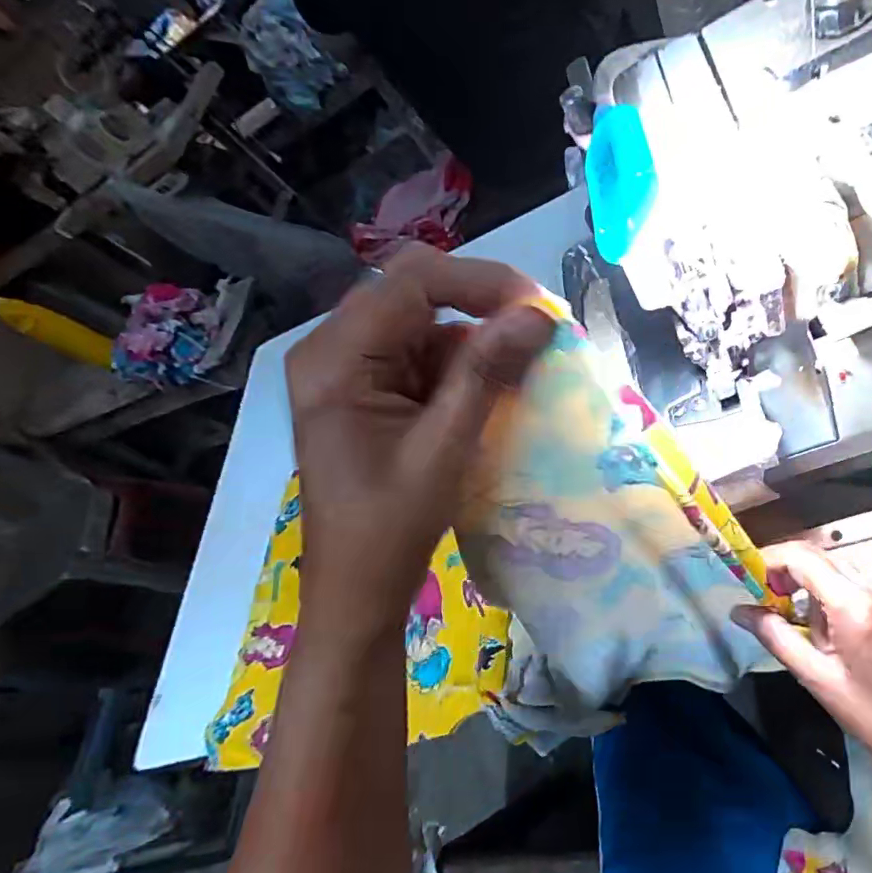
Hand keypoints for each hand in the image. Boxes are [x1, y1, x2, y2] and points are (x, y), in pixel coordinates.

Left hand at [287, 244, 554, 645]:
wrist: (356, 589)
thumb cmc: (390, 529)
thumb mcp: (443, 448)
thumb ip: (485, 374)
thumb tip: (538, 315)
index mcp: (334, 359)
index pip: (411, 282)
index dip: (481, 282)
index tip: (539, 308)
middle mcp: (332, 350)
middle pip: (413, 293)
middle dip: (480, 307)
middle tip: (537, 330)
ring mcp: (349, 370)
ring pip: (423, 324)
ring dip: (475, 341)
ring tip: (523, 366)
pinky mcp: (368, 390)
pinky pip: (421, 357)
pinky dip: (462, 367)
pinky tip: (493, 390)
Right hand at [733, 542, 871, 819]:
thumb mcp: (819, 681)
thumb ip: (776, 637)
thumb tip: (740, 611)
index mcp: (857, 605)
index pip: (801, 557)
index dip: (769, 561)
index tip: (750, 581)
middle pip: (822, 560)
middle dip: (791, 576)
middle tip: (772, 607)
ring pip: (844, 573)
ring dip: (818, 590)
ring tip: (813, 633)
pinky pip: (867, 586)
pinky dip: (845, 598)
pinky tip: (845, 636)